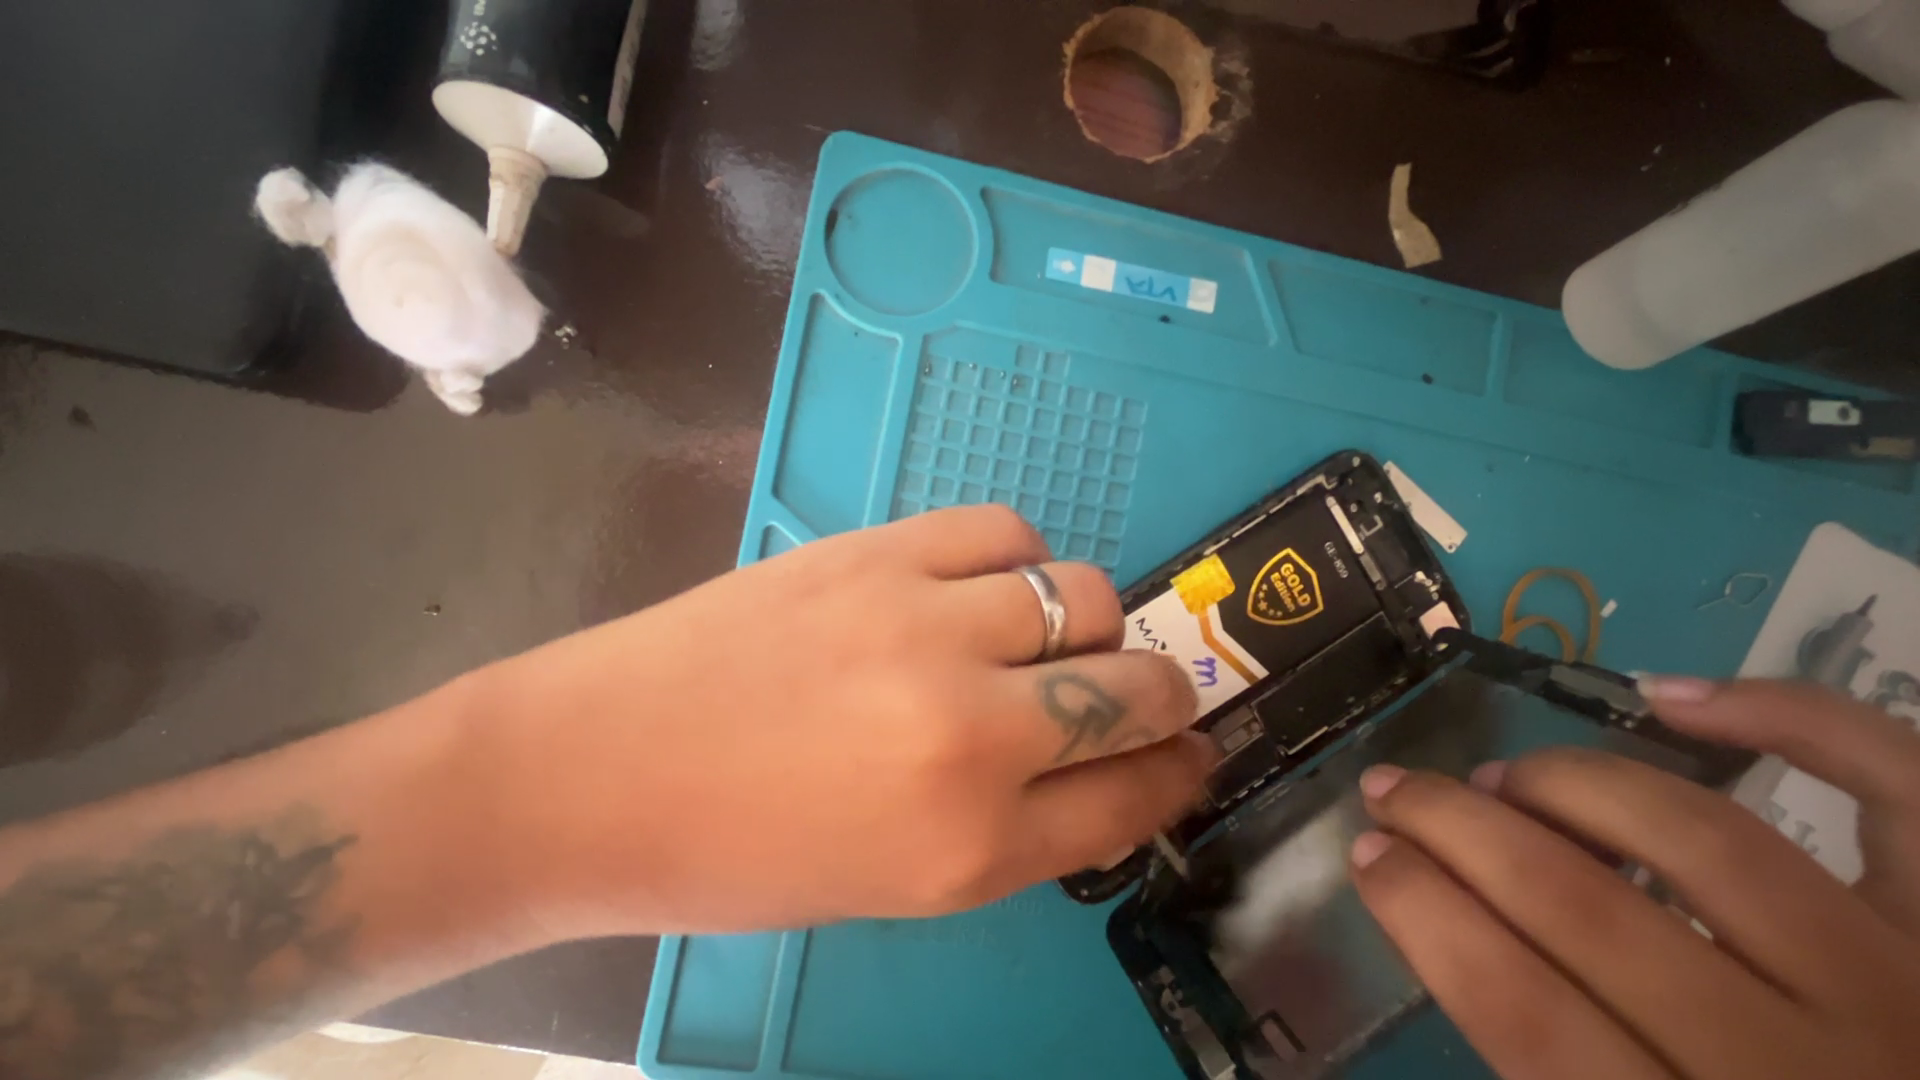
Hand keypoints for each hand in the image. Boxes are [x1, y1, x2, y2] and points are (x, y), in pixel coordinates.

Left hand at [470, 505, 1210, 934]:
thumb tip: (1098, 764)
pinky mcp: (877, 553)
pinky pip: (1004, 534)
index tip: (1191, 753)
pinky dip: (1017, 562)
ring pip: (1083, 595)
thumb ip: (1013, 824)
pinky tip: (987, 586)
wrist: (592, 772)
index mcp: (972, 846)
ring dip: (1089, 621)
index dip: (1178, 772)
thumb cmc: (740, 854)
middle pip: (1131, 689)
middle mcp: (969, 733)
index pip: (1132, 797)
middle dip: (1158, 695)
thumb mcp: (898, 881)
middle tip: (1136, 692)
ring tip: (1048, 636)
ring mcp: (924, 627)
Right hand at [1348, 678, 1919, 1079]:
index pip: (1521, 1007)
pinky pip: (1897, 788)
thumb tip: (1440, 924)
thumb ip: (1546, 1054)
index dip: (1421, 911)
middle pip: (1581, 906)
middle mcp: (1802, 1065)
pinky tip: (1670, 695)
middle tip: (1394, 789)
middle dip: (1453, 826)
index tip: (1368, 852)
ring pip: (1700, 836)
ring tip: (1504, 777)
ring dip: (1567, 782)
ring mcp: (1906, 988)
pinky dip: (1788, 718)